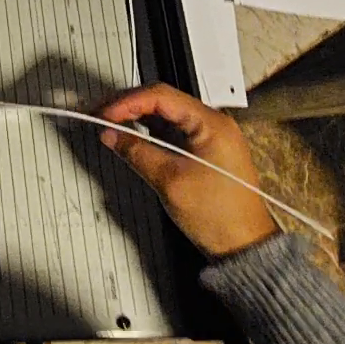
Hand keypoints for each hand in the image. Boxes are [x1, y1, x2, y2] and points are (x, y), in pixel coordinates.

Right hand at [97, 84, 278, 259]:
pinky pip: (169, 130)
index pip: (161, 96)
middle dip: (128, 106)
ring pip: (163, 114)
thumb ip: (136, 152)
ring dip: (135, 117)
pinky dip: (147, 131)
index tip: (104, 114)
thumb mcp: (169, 181)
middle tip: (100, 115)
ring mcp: (208, 136)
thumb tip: (110, 134)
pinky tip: (129, 136)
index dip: (127, 102)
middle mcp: (212, 123)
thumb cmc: (218, 215)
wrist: (244, 246)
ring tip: (109, 123)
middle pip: (161, 100)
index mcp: (212, 124)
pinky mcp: (201, 149)